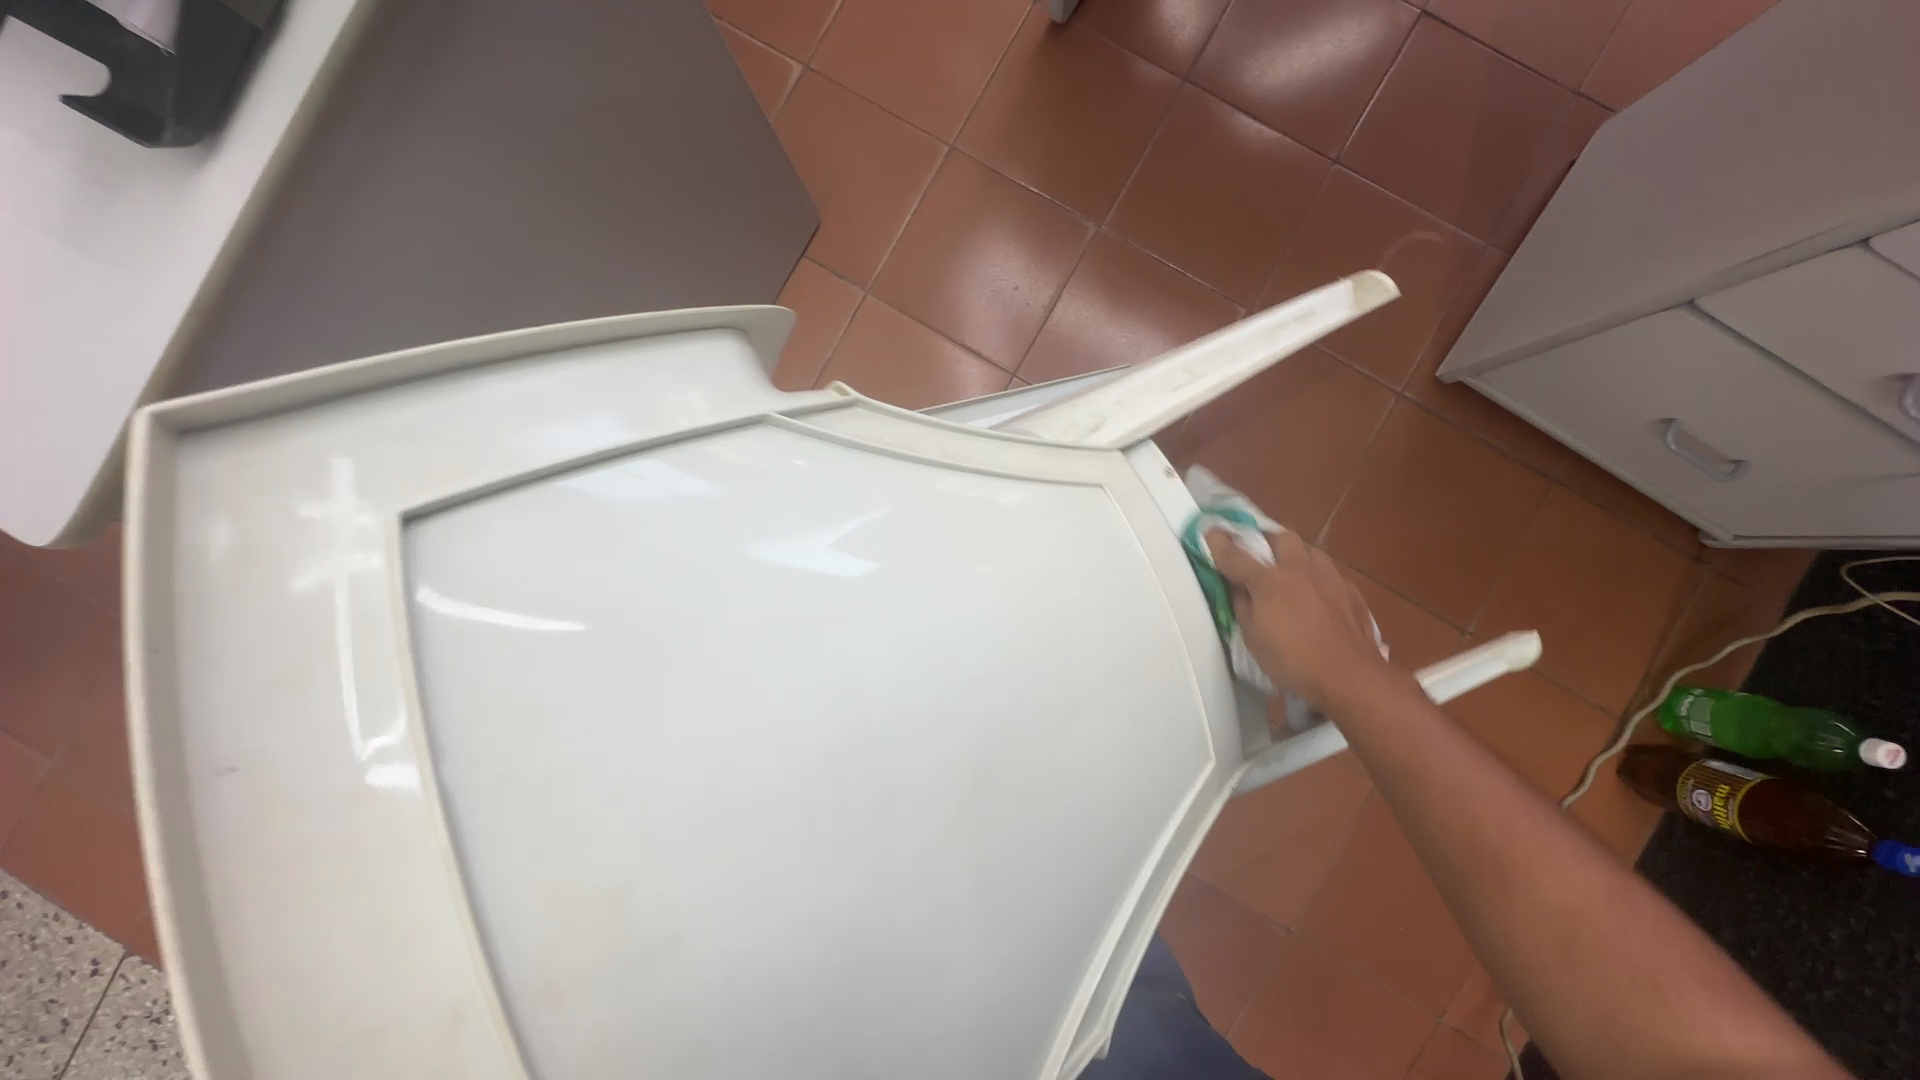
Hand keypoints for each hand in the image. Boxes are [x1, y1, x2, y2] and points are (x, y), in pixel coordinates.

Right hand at [1205, 528, 1397, 709]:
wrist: (1350, 675)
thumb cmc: (1293, 661)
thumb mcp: (1253, 638)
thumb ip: (1243, 607)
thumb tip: (1239, 589)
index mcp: (1269, 581)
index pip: (1237, 555)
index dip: (1220, 542)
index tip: (1211, 532)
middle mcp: (1299, 569)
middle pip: (1280, 537)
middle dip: (1266, 539)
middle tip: (1258, 553)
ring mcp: (1329, 577)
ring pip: (1309, 549)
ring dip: (1294, 553)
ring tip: (1289, 569)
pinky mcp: (1350, 590)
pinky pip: (1329, 571)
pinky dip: (1317, 575)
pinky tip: (1316, 592)